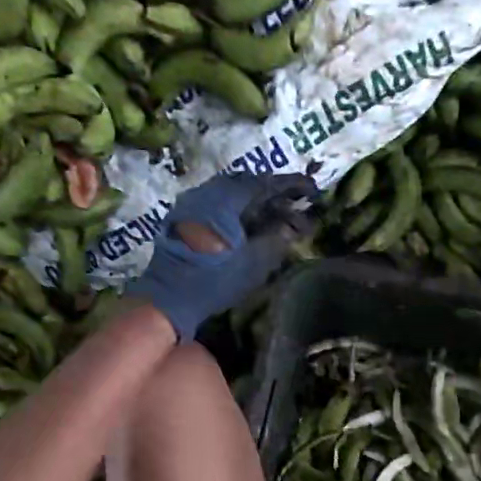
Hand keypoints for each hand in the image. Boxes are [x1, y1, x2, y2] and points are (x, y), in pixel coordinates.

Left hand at [127, 171, 316, 340]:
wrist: (168, 299)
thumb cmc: (214, 280)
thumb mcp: (254, 262)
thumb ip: (278, 237)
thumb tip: (295, 224)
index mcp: (224, 198)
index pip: (264, 182)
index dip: (291, 185)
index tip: (311, 189)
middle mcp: (206, 192)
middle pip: (246, 183)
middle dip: (273, 191)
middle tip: (295, 201)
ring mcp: (191, 203)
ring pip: (230, 192)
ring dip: (254, 200)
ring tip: (275, 212)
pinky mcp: (183, 217)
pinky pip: (217, 203)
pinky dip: (237, 208)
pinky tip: (248, 222)